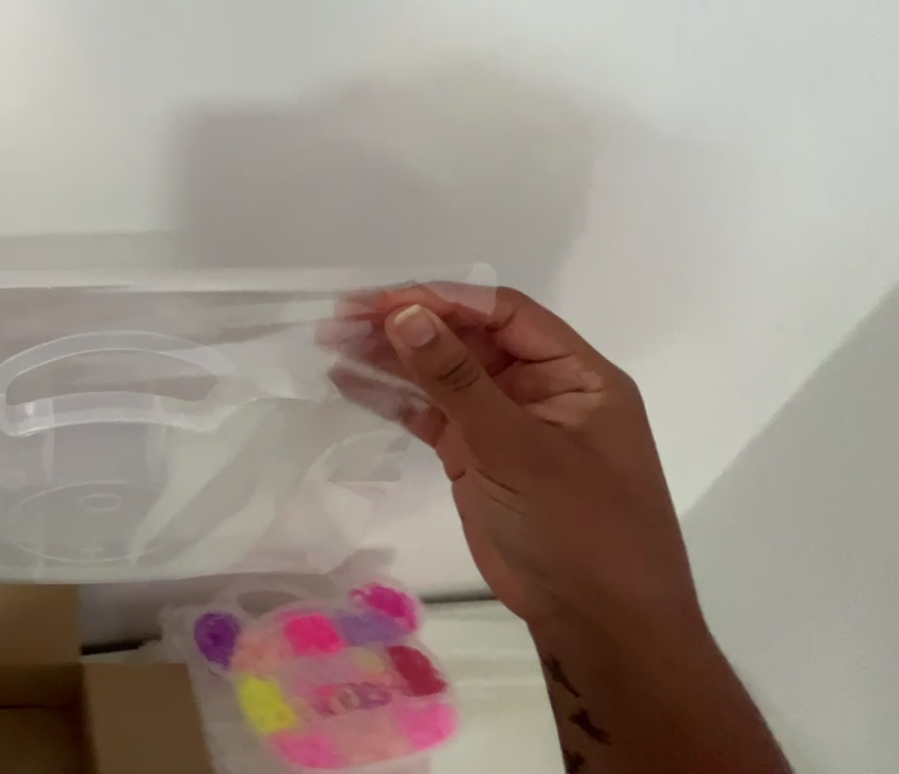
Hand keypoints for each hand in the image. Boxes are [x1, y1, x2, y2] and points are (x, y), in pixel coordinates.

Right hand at [326, 285, 701, 632]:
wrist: (595, 624)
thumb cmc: (578, 528)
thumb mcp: (515, 448)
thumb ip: (455, 379)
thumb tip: (404, 315)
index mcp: (573, 375)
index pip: (503, 314)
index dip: (442, 300)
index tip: (380, 304)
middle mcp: (537, 388)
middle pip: (463, 338)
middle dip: (404, 325)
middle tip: (339, 320)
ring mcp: (502, 420)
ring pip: (438, 372)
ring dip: (388, 356)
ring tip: (330, 343)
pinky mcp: (472, 450)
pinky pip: (426, 409)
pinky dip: (389, 395)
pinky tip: (347, 381)